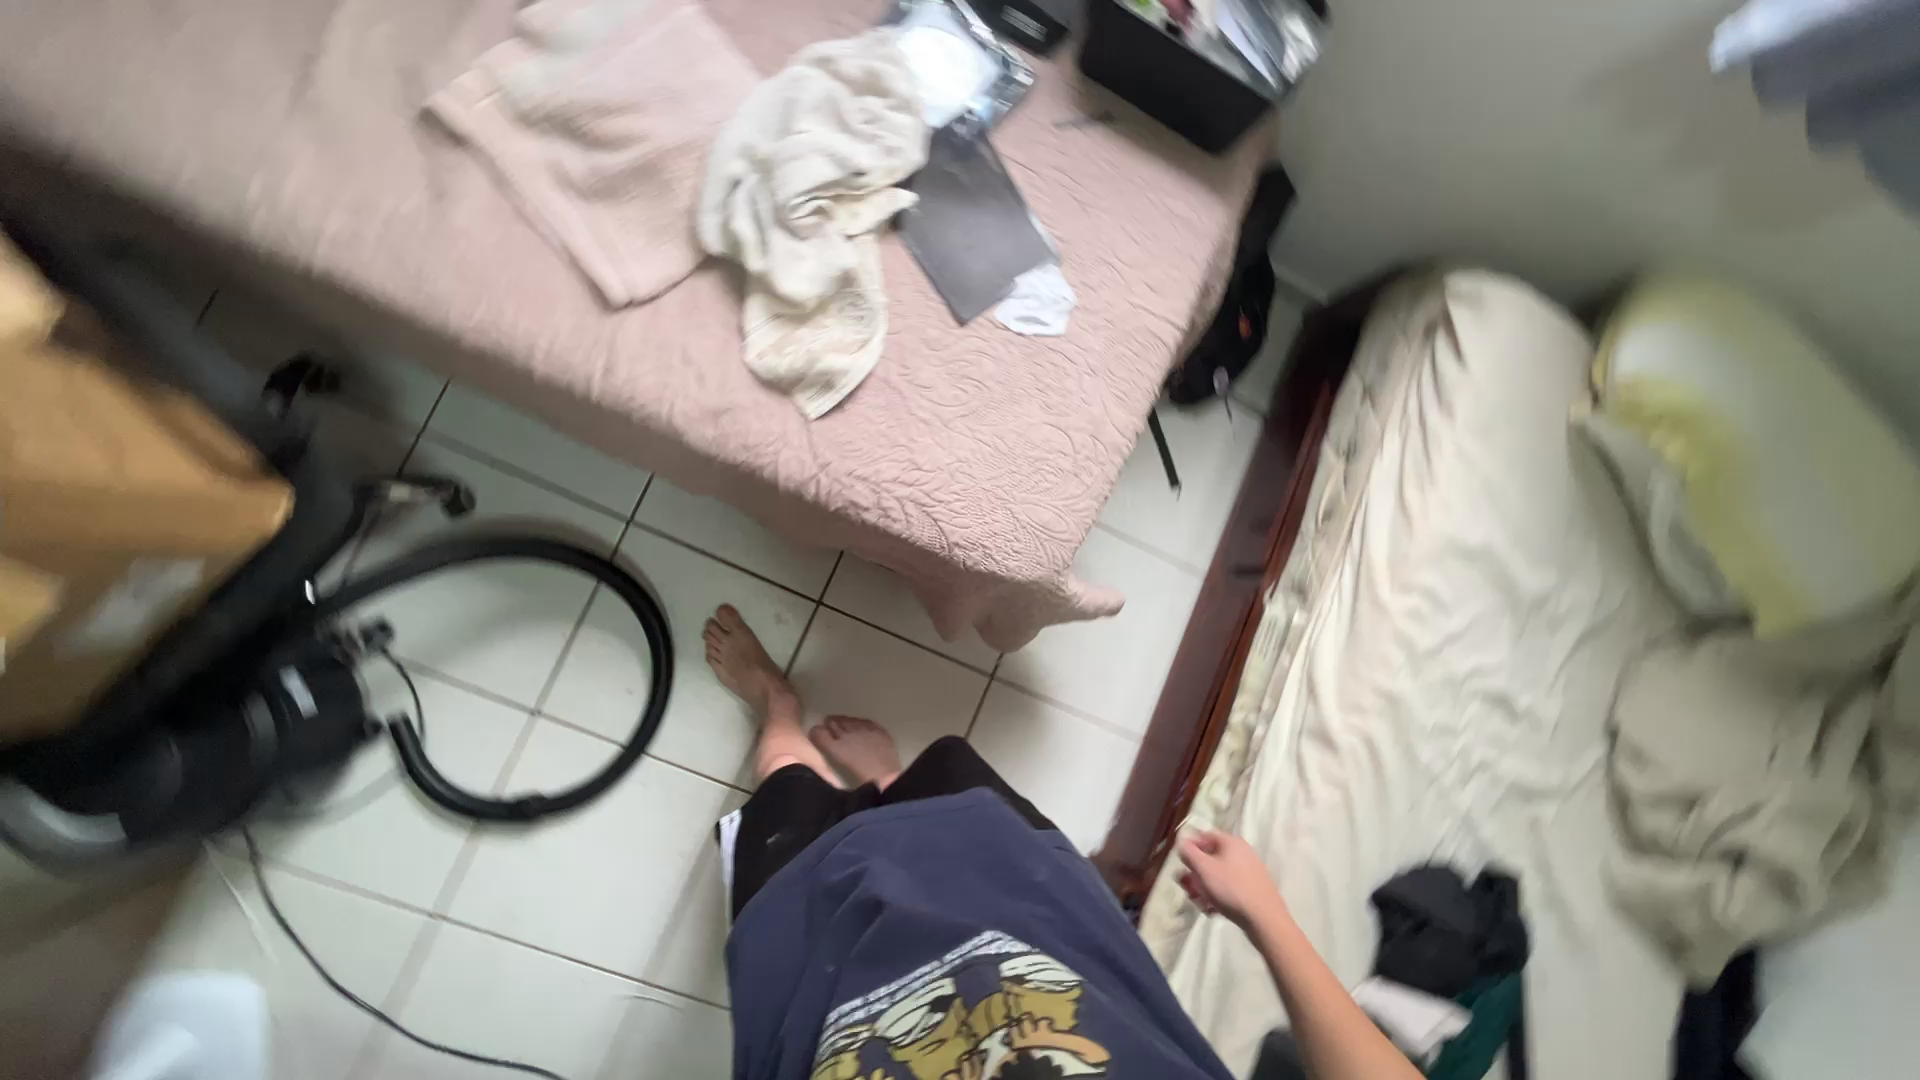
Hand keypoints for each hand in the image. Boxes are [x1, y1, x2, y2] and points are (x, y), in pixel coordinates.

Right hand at [1176, 829, 1285, 928]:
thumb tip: (1181, 841)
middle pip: (1210, 858)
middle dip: (1195, 873)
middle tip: (1186, 887)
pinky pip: (1229, 888)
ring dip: (1204, 887)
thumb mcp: (1204, 869)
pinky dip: (1217, 896)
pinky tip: (1212, 910)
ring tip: (1198, 902)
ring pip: (1218, 875)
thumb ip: (1188, 852)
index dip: (1190, 847)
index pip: (1204, 836)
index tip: (1181, 863)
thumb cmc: (1231, 889)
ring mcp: (1249, 872)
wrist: (1265, 920)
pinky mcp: (1253, 890)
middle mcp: (1242, 853)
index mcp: (1231, 842)